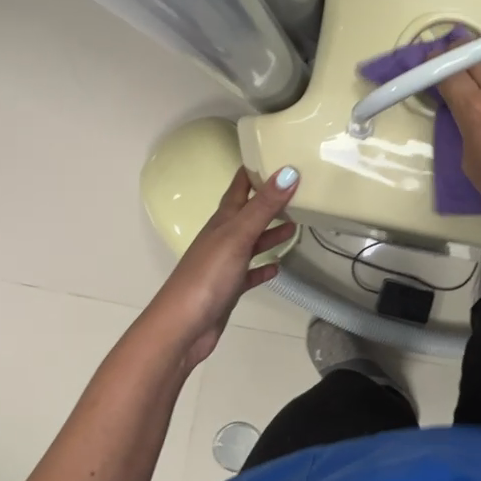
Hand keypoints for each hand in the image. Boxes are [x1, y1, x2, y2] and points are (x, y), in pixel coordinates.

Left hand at [142, 166, 297, 369]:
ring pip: (251, 242)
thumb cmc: (208, 276)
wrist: (183, 326)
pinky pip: (249, 273)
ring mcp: (224, 264)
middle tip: (297, 190)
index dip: (254, 170)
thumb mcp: (238, 235)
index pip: (239, 187)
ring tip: (295, 227)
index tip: (276, 153)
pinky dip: (263, 268)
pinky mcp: (229, 288)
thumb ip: (263, 206)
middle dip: (269, 201)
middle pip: (248, 213)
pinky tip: (277, 267)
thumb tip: (288, 172)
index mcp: (222, 222)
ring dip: (270, 233)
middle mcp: (222, 238)